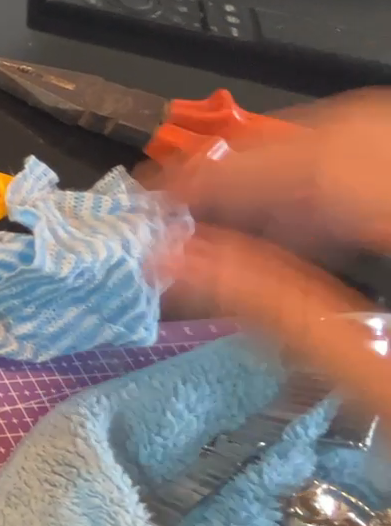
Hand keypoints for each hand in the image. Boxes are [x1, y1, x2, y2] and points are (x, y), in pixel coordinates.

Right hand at [158, 89, 390, 415]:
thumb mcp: (388, 393)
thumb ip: (278, 311)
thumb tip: (169, 255)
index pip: (329, 165)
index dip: (228, 173)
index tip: (158, 201)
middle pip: (363, 132)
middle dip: (261, 162)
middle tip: (190, 205)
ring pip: (384, 137)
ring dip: (300, 169)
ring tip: (243, 218)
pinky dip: (348, 183)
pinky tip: (317, 223)